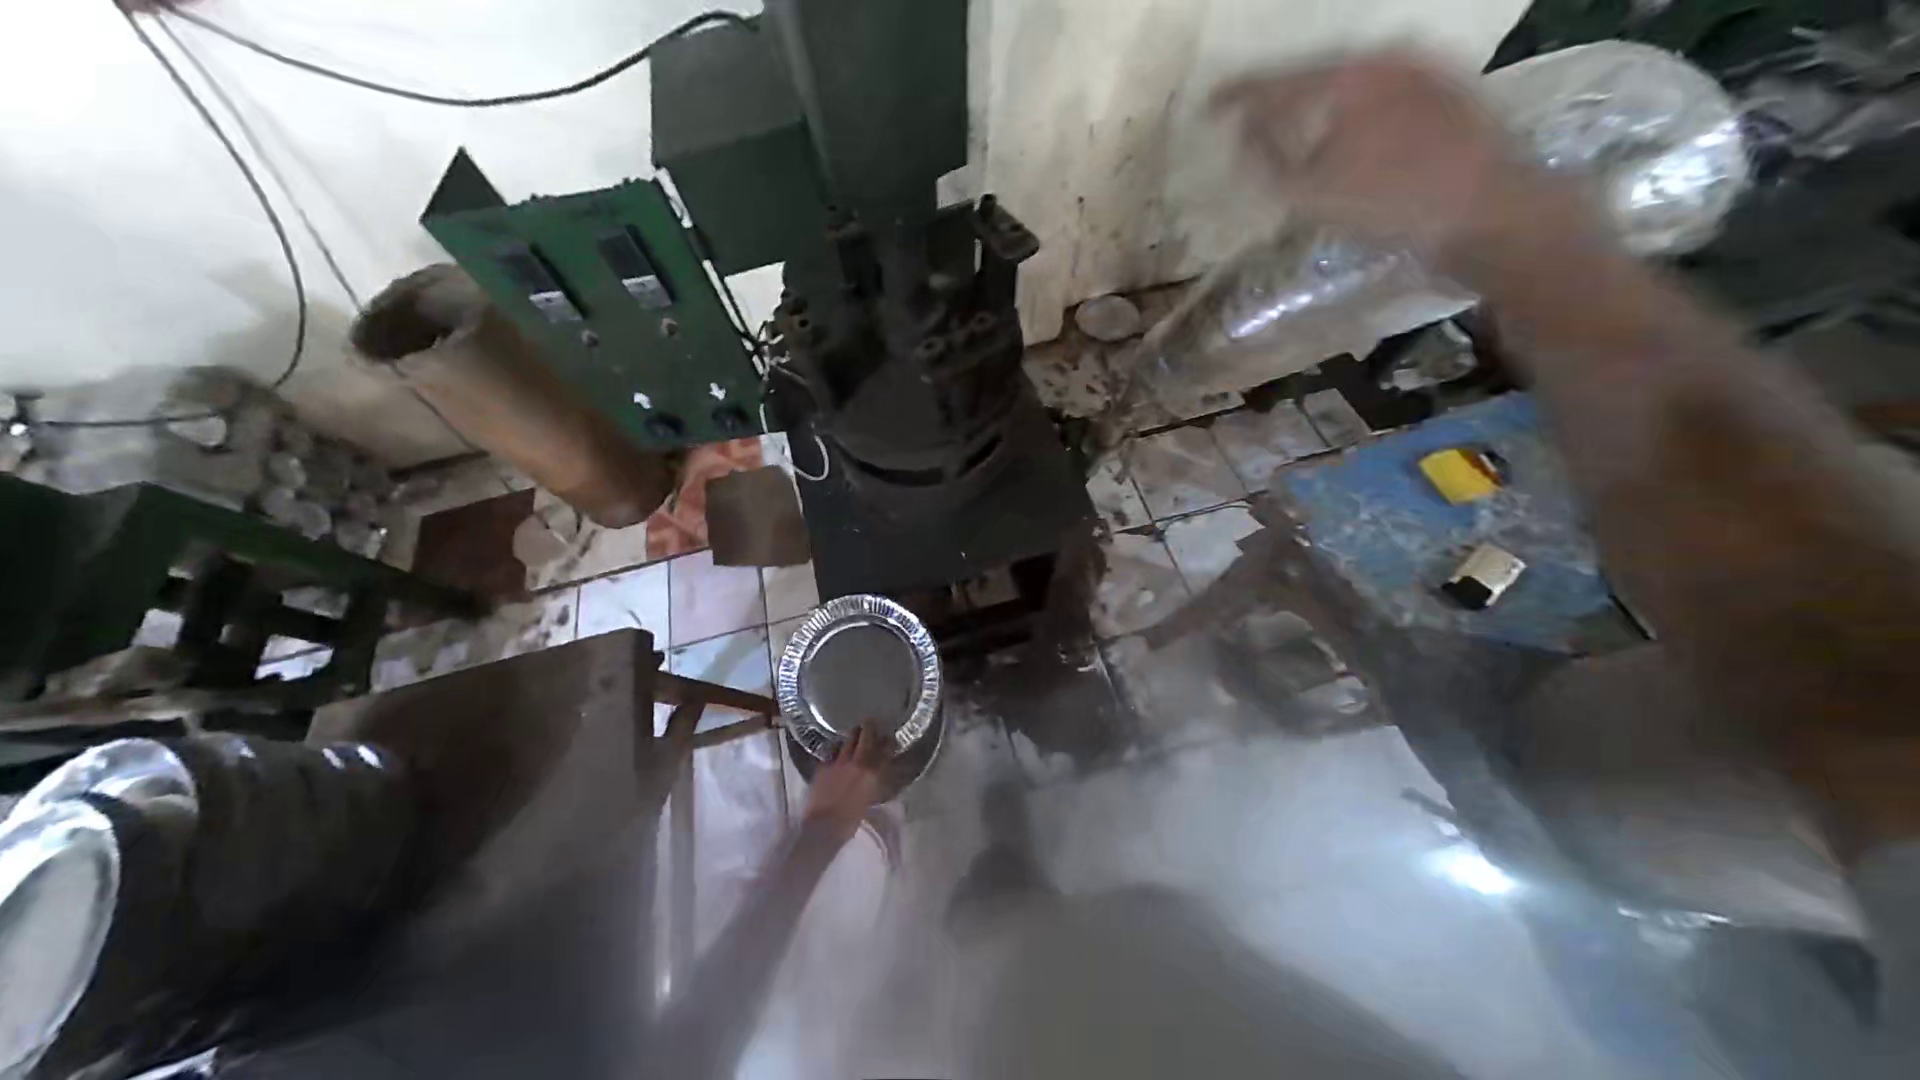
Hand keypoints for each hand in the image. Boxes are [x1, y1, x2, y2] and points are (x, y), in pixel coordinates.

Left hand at [802, 725, 887, 842]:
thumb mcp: (869, 800)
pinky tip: (837, 751)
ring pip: (848, 740)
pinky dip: (837, 749)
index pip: (885, 749)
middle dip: (869, 727)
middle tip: (870, 722)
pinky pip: (833, 752)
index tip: (890, 737)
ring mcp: (839, 762)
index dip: (889, 741)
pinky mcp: (824, 766)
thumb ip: (873, 783)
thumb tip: (875, 775)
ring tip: (855, 732)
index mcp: (872, 773)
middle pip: (865, 736)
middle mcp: (857, 762)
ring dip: (853, 735)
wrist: (823, 826)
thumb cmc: (850, 821)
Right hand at [1209, 51, 1600, 267]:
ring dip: (1313, 107)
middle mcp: (1390, 57)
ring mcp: (1425, 73)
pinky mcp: (1447, 99)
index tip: (1208, 106)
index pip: (1278, 78)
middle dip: (1278, 97)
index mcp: (1353, 73)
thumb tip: (1241, 135)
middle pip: (1316, 73)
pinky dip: (1346, 114)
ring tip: (1287, 128)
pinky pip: (1376, 96)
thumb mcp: (1314, 192)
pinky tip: (1338, 137)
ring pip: (1349, 84)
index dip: (1237, 94)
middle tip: (1246, 117)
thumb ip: (1267, 161)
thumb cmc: (1397, 203)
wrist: (1494, 214)